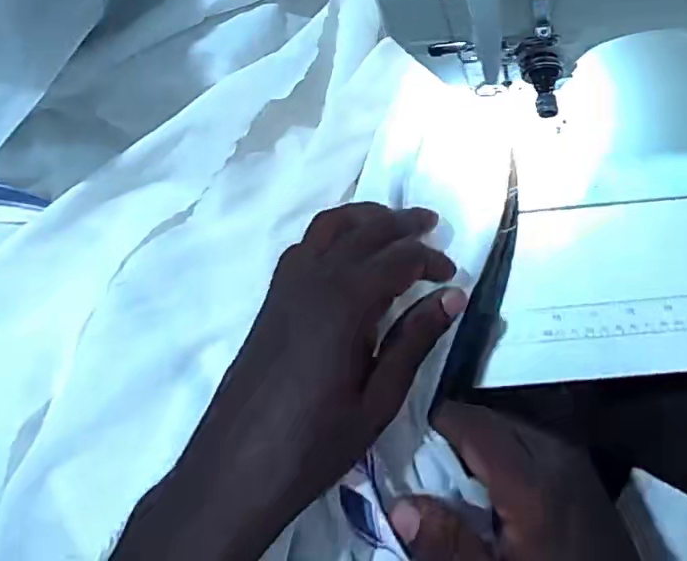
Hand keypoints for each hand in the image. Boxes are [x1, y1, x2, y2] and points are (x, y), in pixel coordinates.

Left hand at [116, 203, 464, 559]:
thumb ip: (415, 341)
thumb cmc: (313, 444)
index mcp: (346, 302)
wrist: (234, 470)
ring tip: (392, 223)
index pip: (399, 258)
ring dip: (366, 216)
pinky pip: (306, 243)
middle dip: (404, 223)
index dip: (430, 260)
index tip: (452, 276)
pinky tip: (347, 254)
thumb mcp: (378, 401)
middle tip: (432, 225)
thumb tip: (453, 296)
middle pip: (367, 229)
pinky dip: (334, 233)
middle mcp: (316, 278)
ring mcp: (288, 282)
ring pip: (331, 224)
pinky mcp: (273, 295)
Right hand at [389, 403, 640, 560]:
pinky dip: (507, 450)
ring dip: (482, 442)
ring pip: (513, 424)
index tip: (407, 441)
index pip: (474, 423)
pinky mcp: (581, 468)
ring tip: (456, 476)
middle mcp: (555, 453)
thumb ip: (449, 544)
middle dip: (457, 435)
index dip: (437, 425)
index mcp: (532, 480)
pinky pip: (532, 439)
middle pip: (492, 418)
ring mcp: (572, 457)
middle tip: (425, 465)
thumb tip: (399, 507)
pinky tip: (495, 485)